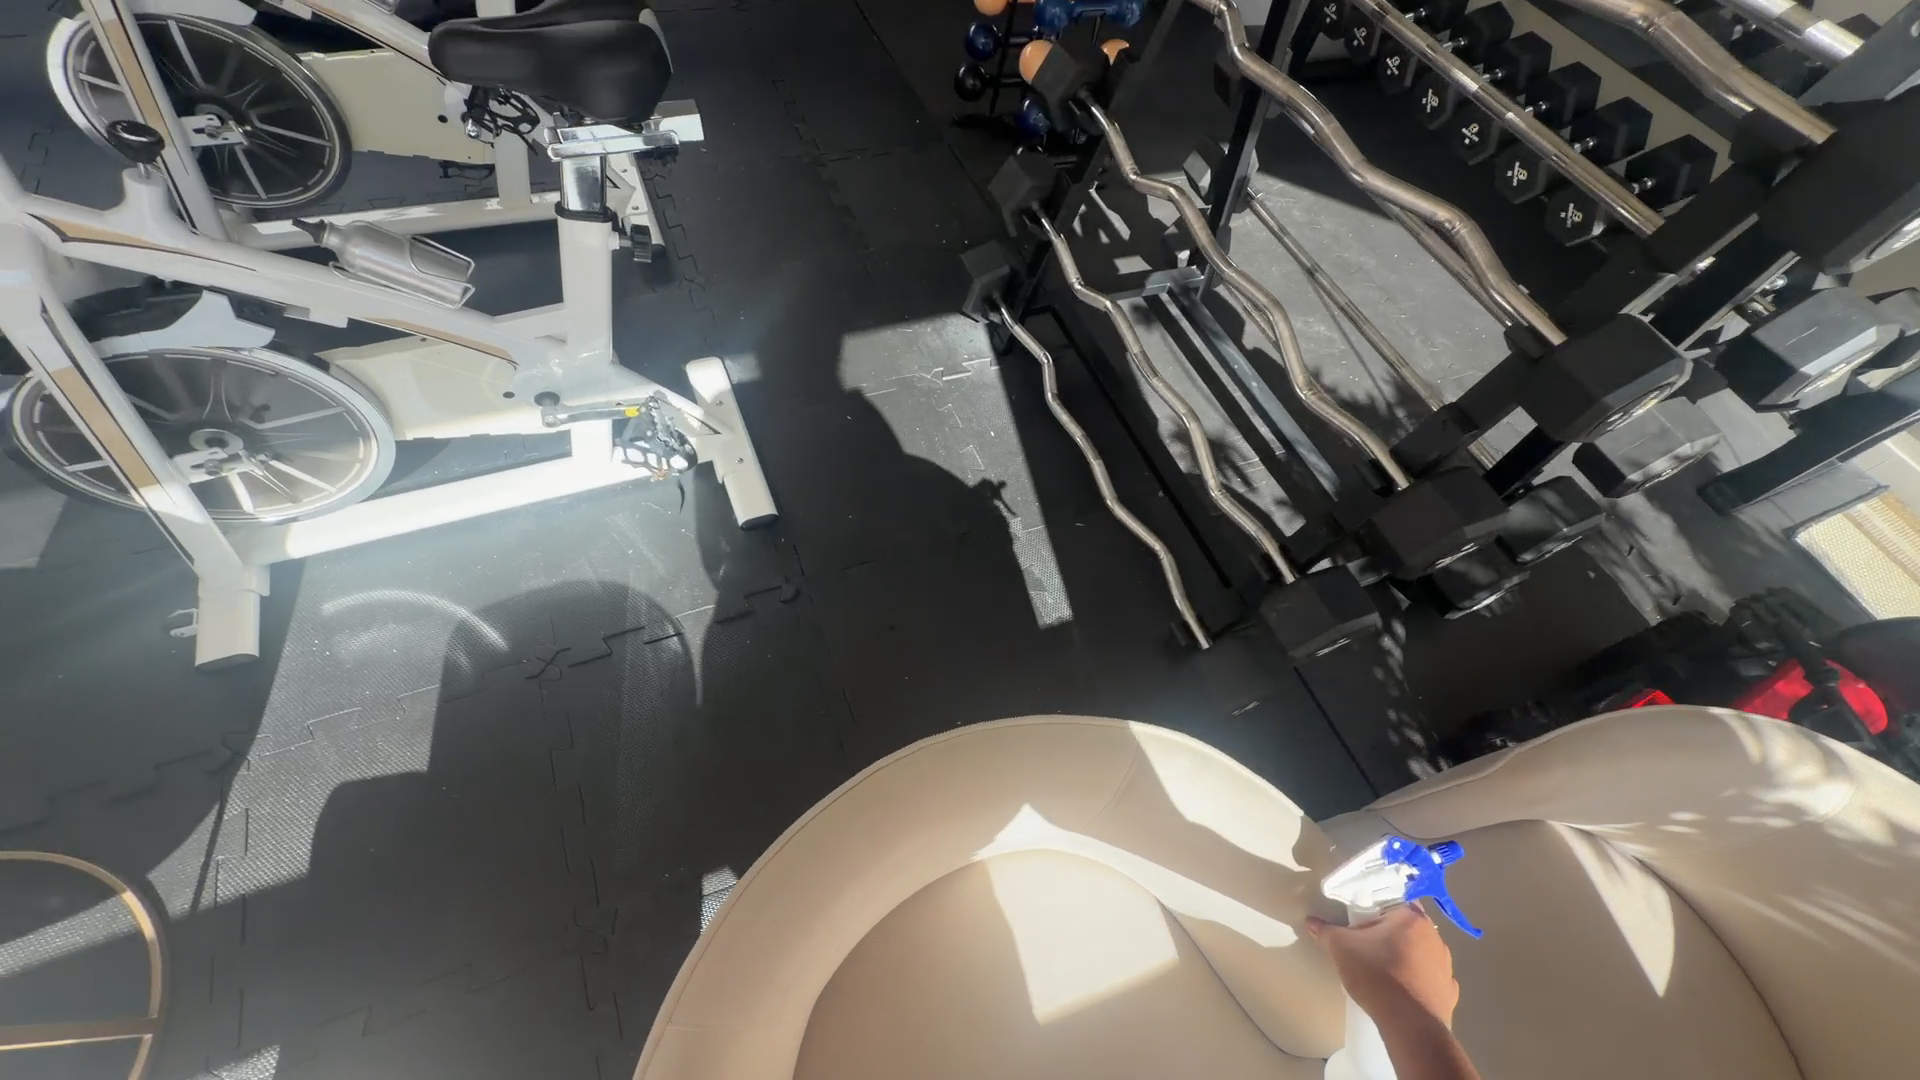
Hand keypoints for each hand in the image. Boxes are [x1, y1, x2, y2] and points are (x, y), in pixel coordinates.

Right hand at [1306, 903, 1460, 1028]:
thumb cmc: (1376, 975)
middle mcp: (1435, 936)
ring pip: (1421, 950)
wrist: (1409, 1026)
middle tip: (1366, 940)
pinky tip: (1402, 986)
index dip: (1376, 906)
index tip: (1360, 918)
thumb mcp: (1341, 947)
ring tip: (1383, 966)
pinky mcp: (1449, 991)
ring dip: (1405, 953)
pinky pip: (1431, 976)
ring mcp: (1446, 965)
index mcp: (1411, 918)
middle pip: (1407, 925)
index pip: (1394, 898)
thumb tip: (1311, 922)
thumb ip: (1325, 930)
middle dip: (1388, 930)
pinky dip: (1418, 977)